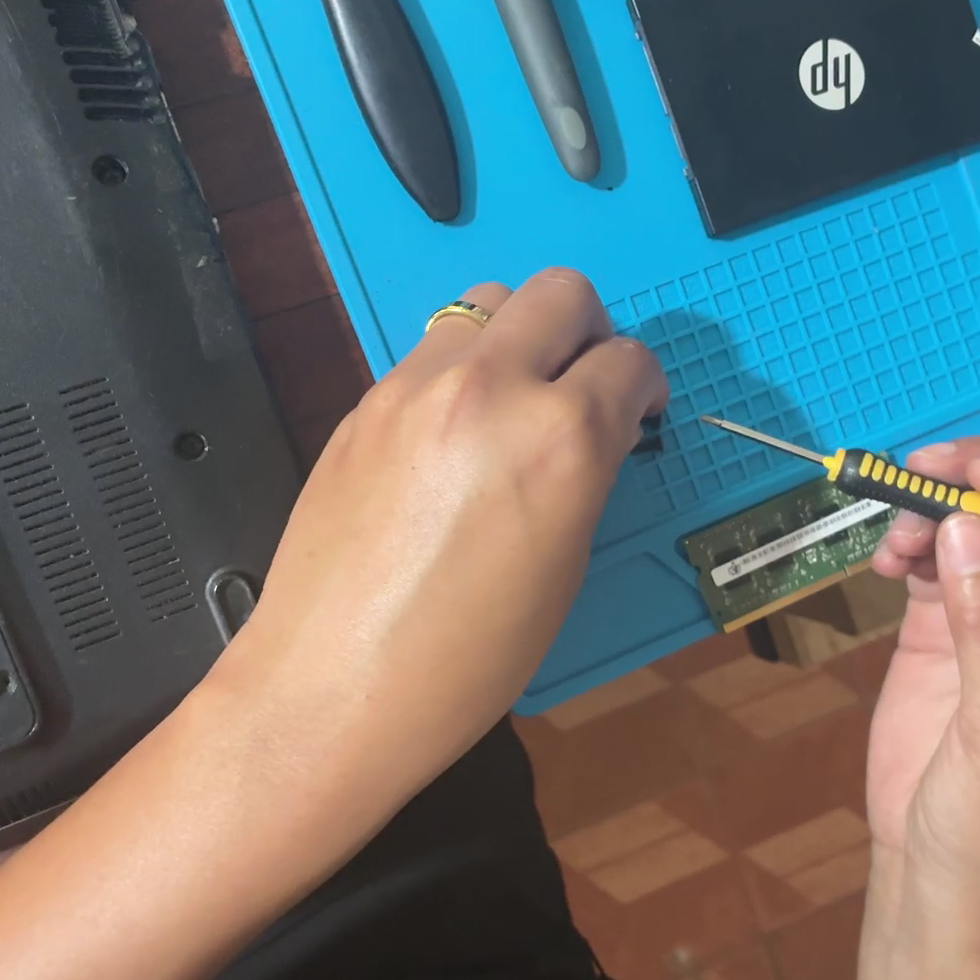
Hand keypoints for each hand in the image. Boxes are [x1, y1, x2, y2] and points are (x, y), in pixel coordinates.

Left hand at [211, 268, 667, 797]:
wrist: (333, 687)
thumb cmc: (472, 656)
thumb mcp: (566, 565)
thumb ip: (588, 472)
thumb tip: (595, 429)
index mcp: (562, 437)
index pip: (629, 360)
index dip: (645, 386)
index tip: (638, 413)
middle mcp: (491, 386)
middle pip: (562, 292)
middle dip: (591, 331)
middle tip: (584, 388)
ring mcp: (416, 385)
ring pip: (489, 302)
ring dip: (522, 337)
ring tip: (516, 402)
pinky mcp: (365, 400)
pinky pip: (434, 349)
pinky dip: (465, 370)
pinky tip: (454, 435)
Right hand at [856, 440, 979, 979]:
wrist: (934, 865)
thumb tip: (963, 524)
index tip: (977, 473)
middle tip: (922, 467)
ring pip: (979, 523)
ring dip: (935, 510)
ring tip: (893, 535)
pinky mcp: (947, 620)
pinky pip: (933, 555)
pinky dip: (908, 543)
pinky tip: (885, 561)